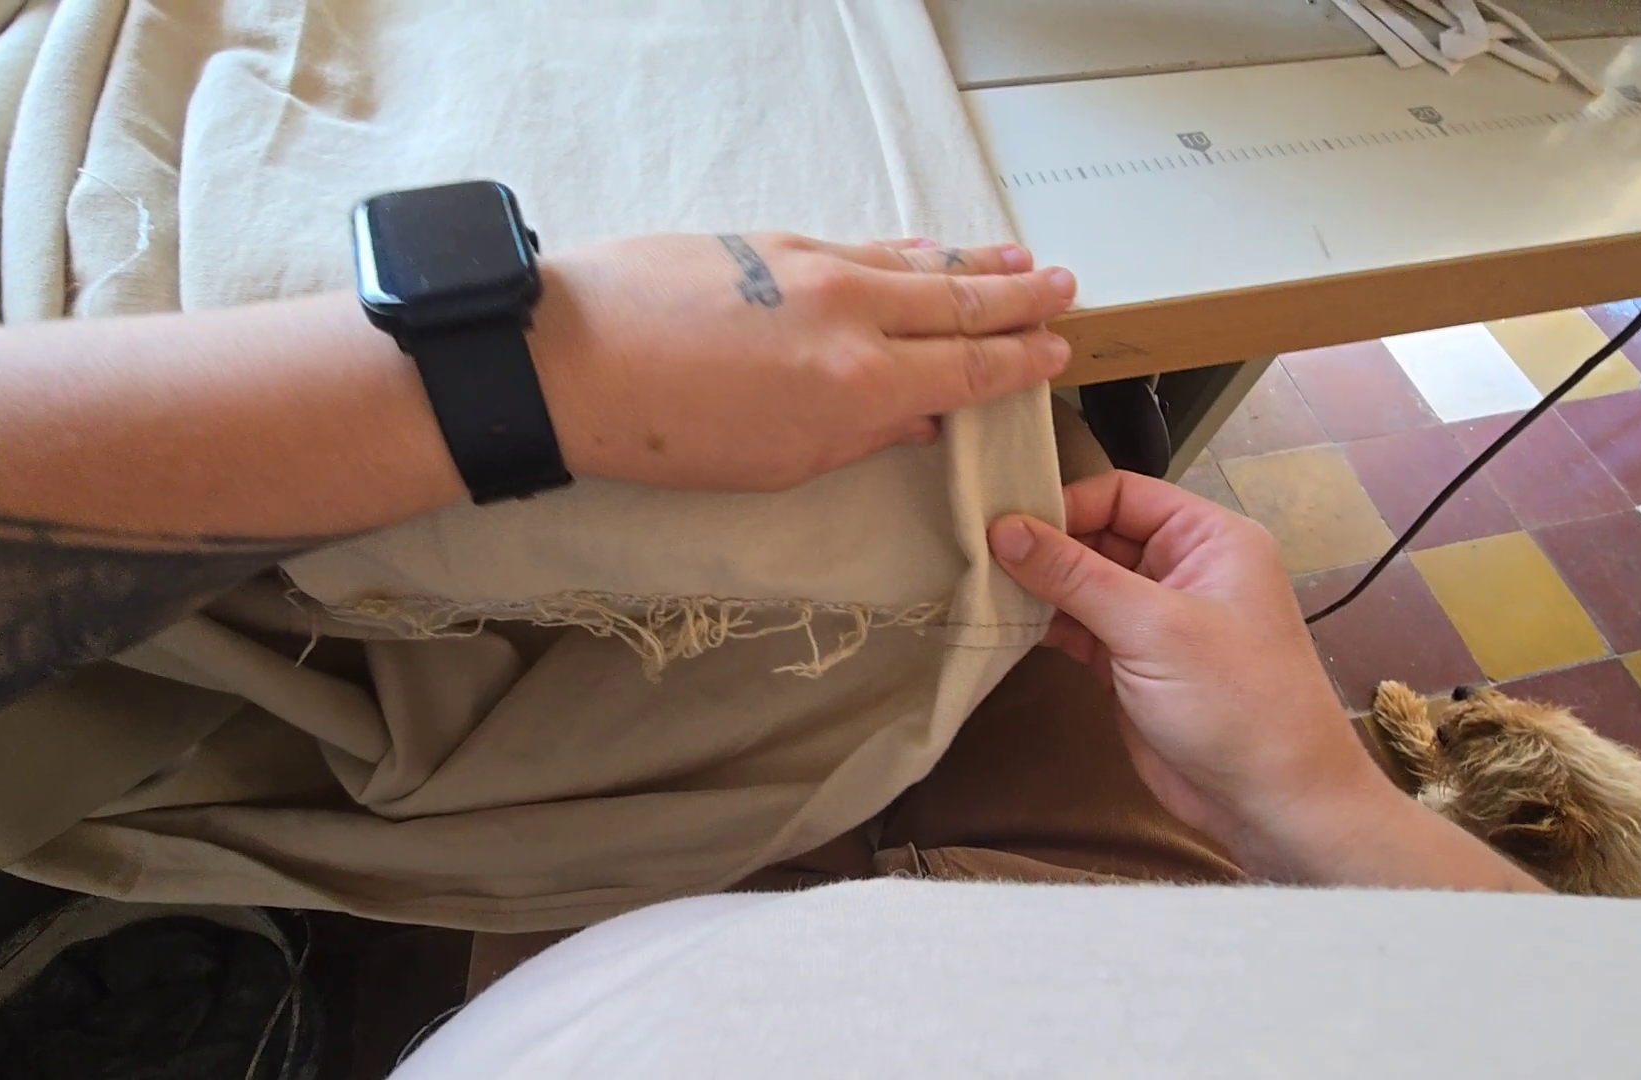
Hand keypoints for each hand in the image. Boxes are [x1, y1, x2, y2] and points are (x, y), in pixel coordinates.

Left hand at [527, 233, 1075, 490]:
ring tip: (1020, 259)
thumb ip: (864, 434)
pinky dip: (908, 251)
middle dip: (1020, 297)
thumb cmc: (673, 436)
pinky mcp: (774, 238)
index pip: (968, 366)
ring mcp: (814, 263)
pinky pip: (864, 244)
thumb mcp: (780, 463)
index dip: (1019, 360)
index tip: (1056, 349)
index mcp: (862, 382)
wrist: (574, 358)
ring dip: (975, 263)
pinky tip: (927, 250)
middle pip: (959, 301)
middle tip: (1066, 286)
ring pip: (917, 261)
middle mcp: (854, 310)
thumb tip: (921, 418)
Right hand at [985, 471, 1399, 881]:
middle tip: (980, 556)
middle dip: (1043, 548)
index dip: (1065, 506)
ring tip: (982, 588)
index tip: (1006, 526)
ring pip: (1079, 582)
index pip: (1121, 495)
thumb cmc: (1230, 700)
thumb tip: (1001, 528)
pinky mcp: (1126, 657)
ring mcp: (1149, 615)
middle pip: (1094, 536)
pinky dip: (1042, 623)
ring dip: (1036, 587)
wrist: (1267, 806)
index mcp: (1205, 538)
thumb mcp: (1150, 627)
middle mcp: (1177, 567)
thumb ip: (1072, 574)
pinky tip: (1003, 622)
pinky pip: (1075, 624)